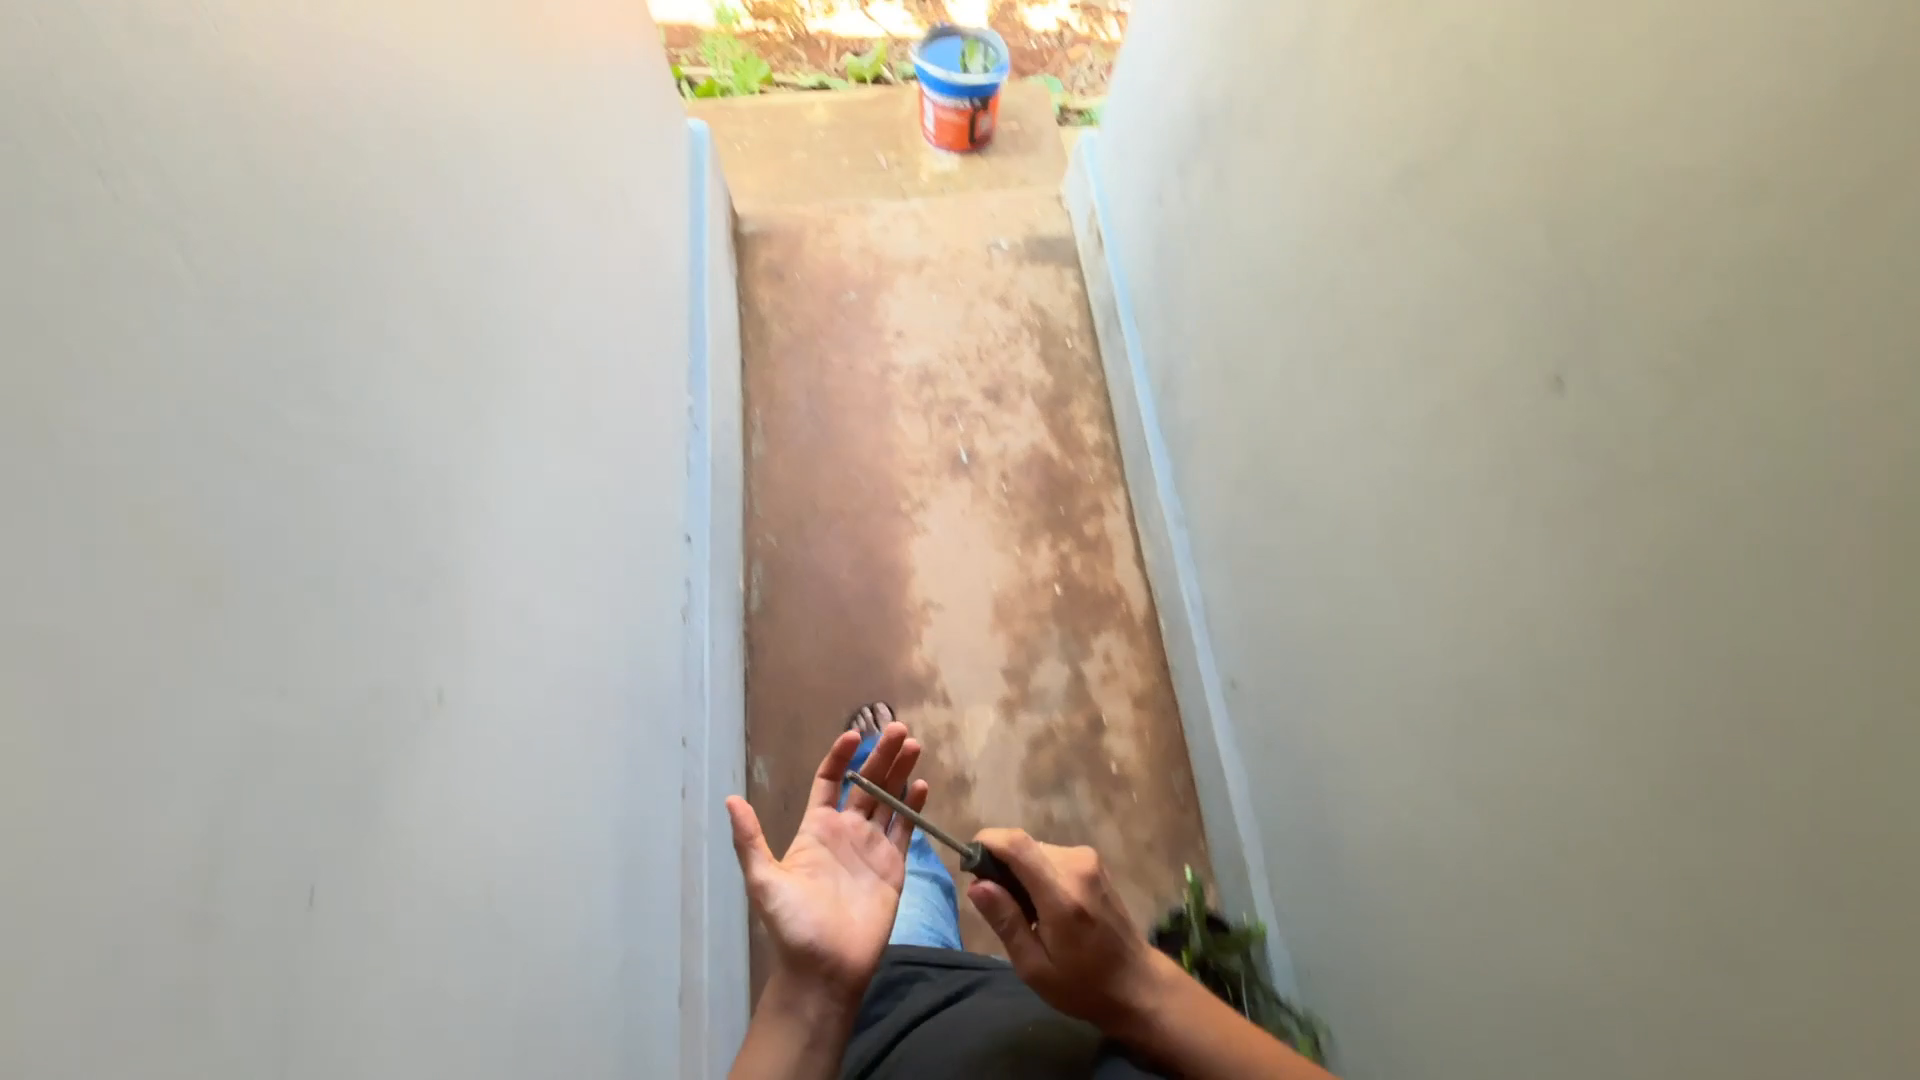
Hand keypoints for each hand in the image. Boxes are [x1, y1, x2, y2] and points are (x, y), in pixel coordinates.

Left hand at [726, 722, 929, 998]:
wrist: (823, 970)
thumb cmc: (791, 925)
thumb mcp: (763, 880)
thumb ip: (750, 840)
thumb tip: (730, 800)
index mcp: (816, 829)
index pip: (829, 781)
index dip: (841, 756)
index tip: (854, 734)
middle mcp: (846, 831)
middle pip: (866, 784)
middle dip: (881, 755)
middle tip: (898, 729)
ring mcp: (871, 848)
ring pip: (889, 800)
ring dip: (900, 773)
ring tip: (914, 746)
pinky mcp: (893, 866)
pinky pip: (904, 830)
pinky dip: (913, 807)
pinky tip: (920, 785)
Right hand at [966, 828, 1182, 1029]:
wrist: (1137, 984)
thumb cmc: (1082, 985)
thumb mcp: (1034, 967)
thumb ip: (1006, 921)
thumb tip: (976, 885)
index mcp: (1061, 893)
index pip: (1016, 844)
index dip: (987, 842)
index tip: (969, 863)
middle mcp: (1076, 865)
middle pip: (1024, 845)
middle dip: (1003, 865)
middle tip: (1000, 905)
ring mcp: (1089, 860)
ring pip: (1037, 849)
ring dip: (1022, 871)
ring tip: (1027, 912)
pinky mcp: (1094, 862)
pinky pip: (1052, 856)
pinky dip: (1039, 872)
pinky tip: (1047, 905)